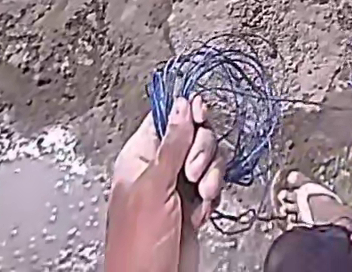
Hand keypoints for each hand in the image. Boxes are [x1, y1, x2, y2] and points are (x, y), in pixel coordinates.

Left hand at [105, 97, 224, 271]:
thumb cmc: (138, 246)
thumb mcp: (154, 188)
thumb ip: (171, 145)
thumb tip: (181, 104)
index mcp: (140, 156)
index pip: (167, 116)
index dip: (187, 112)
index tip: (201, 114)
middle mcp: (160, 166)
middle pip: (194, 134)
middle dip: (202, 151)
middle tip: (193, 173)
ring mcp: (178, 184)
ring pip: (208, 157)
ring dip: (211, 175)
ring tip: (201, 195)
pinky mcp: (194, 202)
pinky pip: (213, 181)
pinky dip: (213, 193)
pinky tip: (203, 209)